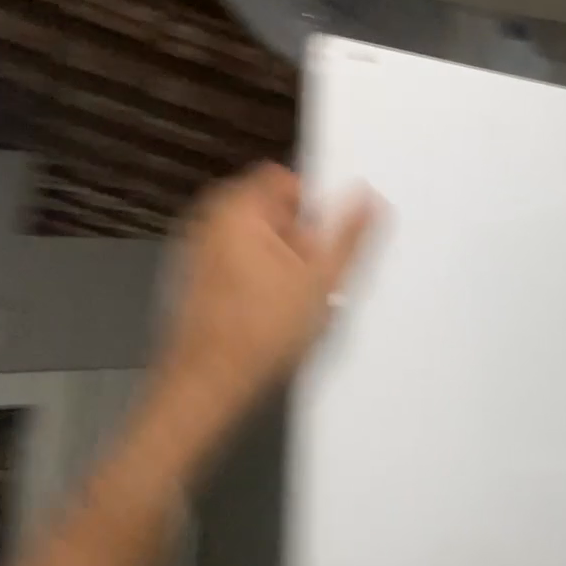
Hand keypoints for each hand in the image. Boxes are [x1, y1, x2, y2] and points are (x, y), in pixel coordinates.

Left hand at [155, 163, 380, 412]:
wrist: (206, 387)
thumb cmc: (259, 332)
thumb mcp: (323, 278)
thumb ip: (351, 232)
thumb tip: (370, 198)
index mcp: (237, 207)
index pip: (285, 179)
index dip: (314, 205)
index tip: (327, 238)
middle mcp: (211, 220)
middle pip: (272, 210)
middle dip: (299, 237)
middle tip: (314, 274)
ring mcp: (198, 251)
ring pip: (257, 239)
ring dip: (282, 259)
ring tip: (296, 298)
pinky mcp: (195, 280)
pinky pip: (238, 261)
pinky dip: (258, 277)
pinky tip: (273, 312)